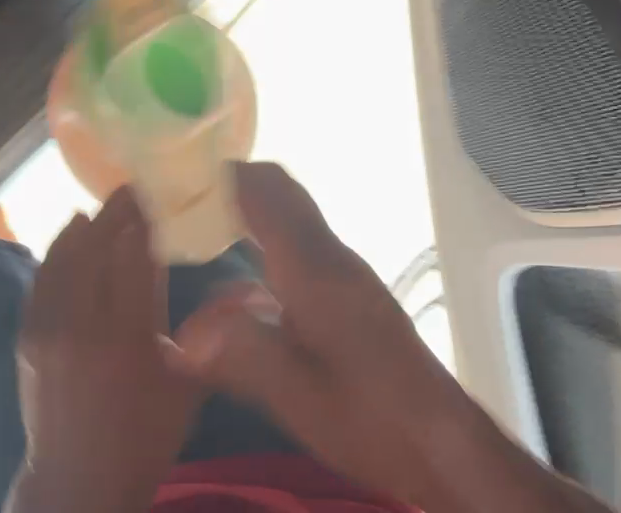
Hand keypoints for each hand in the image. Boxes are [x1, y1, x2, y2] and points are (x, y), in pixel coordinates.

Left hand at [10, 188, 198, 512]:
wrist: (79, 479)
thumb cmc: (145, 436)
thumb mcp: (188, 388)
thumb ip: (210, 332)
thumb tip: (249, 287)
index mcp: (128, 339)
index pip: (135, 255)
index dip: (147, 220)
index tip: (161, 197)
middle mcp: (83, 325)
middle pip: (97, 244)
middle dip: (118, 211)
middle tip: (138, 191)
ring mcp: (48, 326)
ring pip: (66, 253)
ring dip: (88, 224)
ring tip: (110, 206)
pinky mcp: (27, 332)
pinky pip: (44, 274)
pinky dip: (61, 247)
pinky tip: (74, 231)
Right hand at [172, 162, 610, 512]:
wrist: (443, 444)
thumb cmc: (373, 419)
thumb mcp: (300, 398)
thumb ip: (241, 356)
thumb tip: (182, 336)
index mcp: (314, 270)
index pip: (264, 193)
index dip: (219, 175)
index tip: (176, 176)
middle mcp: (330, 256)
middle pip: (280, 188)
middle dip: (231, 181)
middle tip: (184, 196)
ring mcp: (344, 270)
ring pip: (292, 210)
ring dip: (249, 204)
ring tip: (201, 225)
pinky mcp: (350, 289)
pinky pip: (300, 237)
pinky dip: (265, 231)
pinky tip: (243, 274)